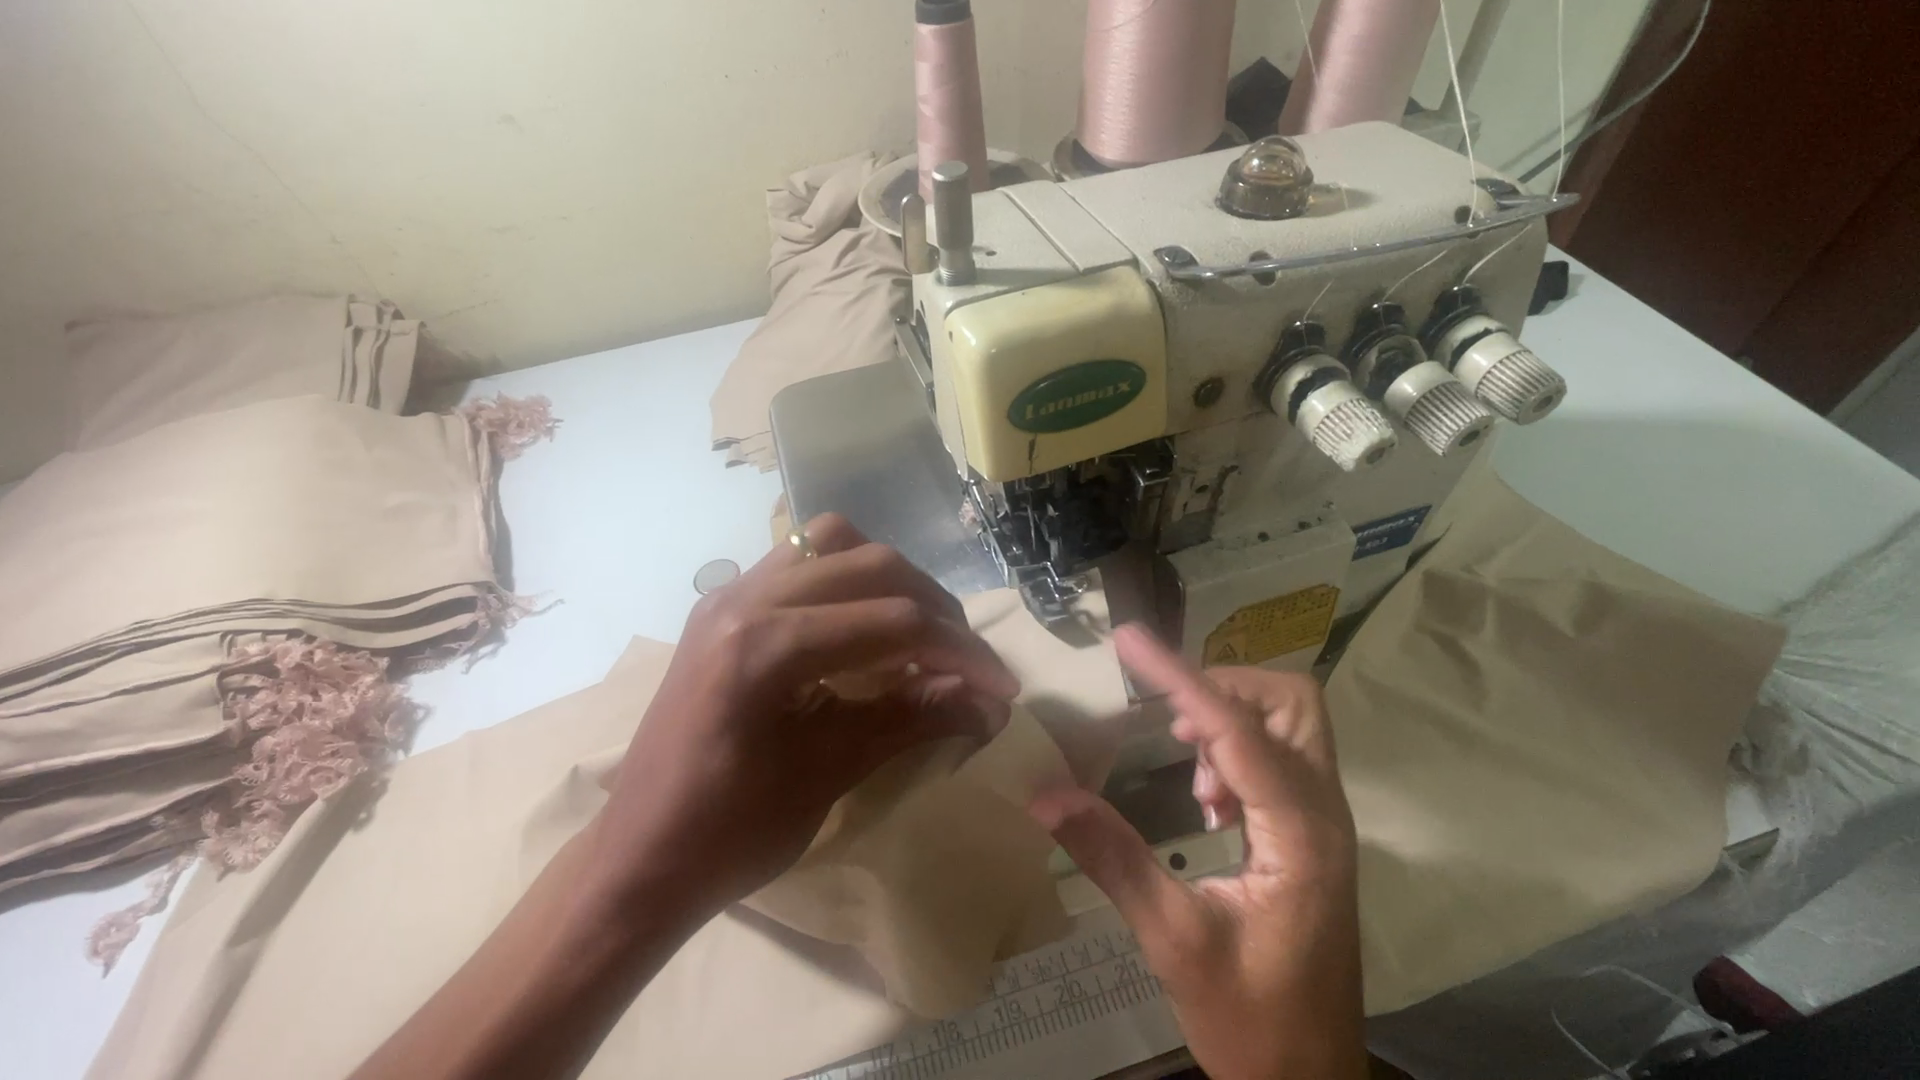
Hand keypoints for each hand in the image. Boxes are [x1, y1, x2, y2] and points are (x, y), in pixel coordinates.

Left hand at [586, 514, 1020, 920]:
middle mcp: (744, 597)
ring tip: (920, 633)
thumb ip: (911, 720)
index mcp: (764, 645)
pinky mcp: (723, 605)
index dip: (961, 654)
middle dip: (936, 611)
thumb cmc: (729, 834)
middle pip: (873, 566)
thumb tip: (990, 705)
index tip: (1003, 692)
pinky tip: (863, 626)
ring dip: (891, 581)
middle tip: (969, 664)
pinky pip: (799, 560)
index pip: (893, 623)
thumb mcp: (829, 773)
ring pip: (834, 543)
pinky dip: (847, 579)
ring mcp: (728, 594)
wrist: (639, 858)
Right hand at [1030, 625, 1365, 1079]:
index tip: (1129, 640)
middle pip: (1292, 704)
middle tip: (1170, 725)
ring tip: (1188, 777)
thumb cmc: (1248, 1018)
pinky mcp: (1312, 838)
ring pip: (1292, 728)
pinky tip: (1206, 804)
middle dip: (1226, 691)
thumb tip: (1045, 793)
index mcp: (1301, 836)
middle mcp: (1325, 815)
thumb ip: (1113, 857)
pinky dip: (1240, 756)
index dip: (1178, 678)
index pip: (1237, 731)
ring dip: (1232, 725)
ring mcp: (1325, 825)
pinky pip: (1283, 761)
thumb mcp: (1172, 940)